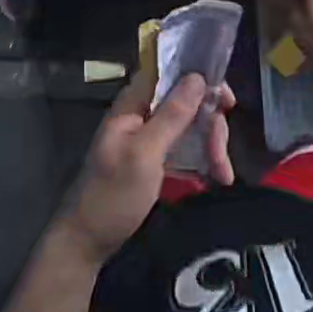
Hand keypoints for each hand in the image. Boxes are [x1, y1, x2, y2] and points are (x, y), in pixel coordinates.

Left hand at [55, 72, 220, 264]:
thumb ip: (171, 115)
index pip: (171, 69)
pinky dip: (205, 156)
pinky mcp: (158, 153)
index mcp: (135, 100)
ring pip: (192, 122)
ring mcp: (152, 132)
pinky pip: (188, 143)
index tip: (225, 99)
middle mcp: (145, 109)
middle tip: (221, 155)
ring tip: (223, 174)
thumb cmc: (112, 194)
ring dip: (212, 143)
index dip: (201, 75)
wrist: (87, 242)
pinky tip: (217, 175)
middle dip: (210, 123)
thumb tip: (198, 76)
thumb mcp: (144, 154)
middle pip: (188, 99)